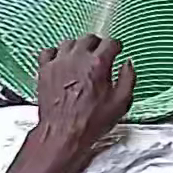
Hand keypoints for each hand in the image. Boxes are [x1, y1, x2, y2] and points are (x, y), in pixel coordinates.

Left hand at [31, 35, 134, 164]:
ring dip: (78, 47)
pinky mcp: (45, 70)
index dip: (116, 46)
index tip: (117, 50)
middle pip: (89, 39)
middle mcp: (77, 58)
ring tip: (81, 57)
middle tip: (101, 53)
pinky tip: (61, 61)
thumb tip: (128, 64)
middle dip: (98, 44)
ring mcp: (59, 62)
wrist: (63, 133)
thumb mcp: (121, 102)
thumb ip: (128, 78)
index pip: (110, 43)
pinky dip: (56, 53)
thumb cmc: (91, 121)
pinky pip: (48, 51)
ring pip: (69, 42)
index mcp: (98, 64)